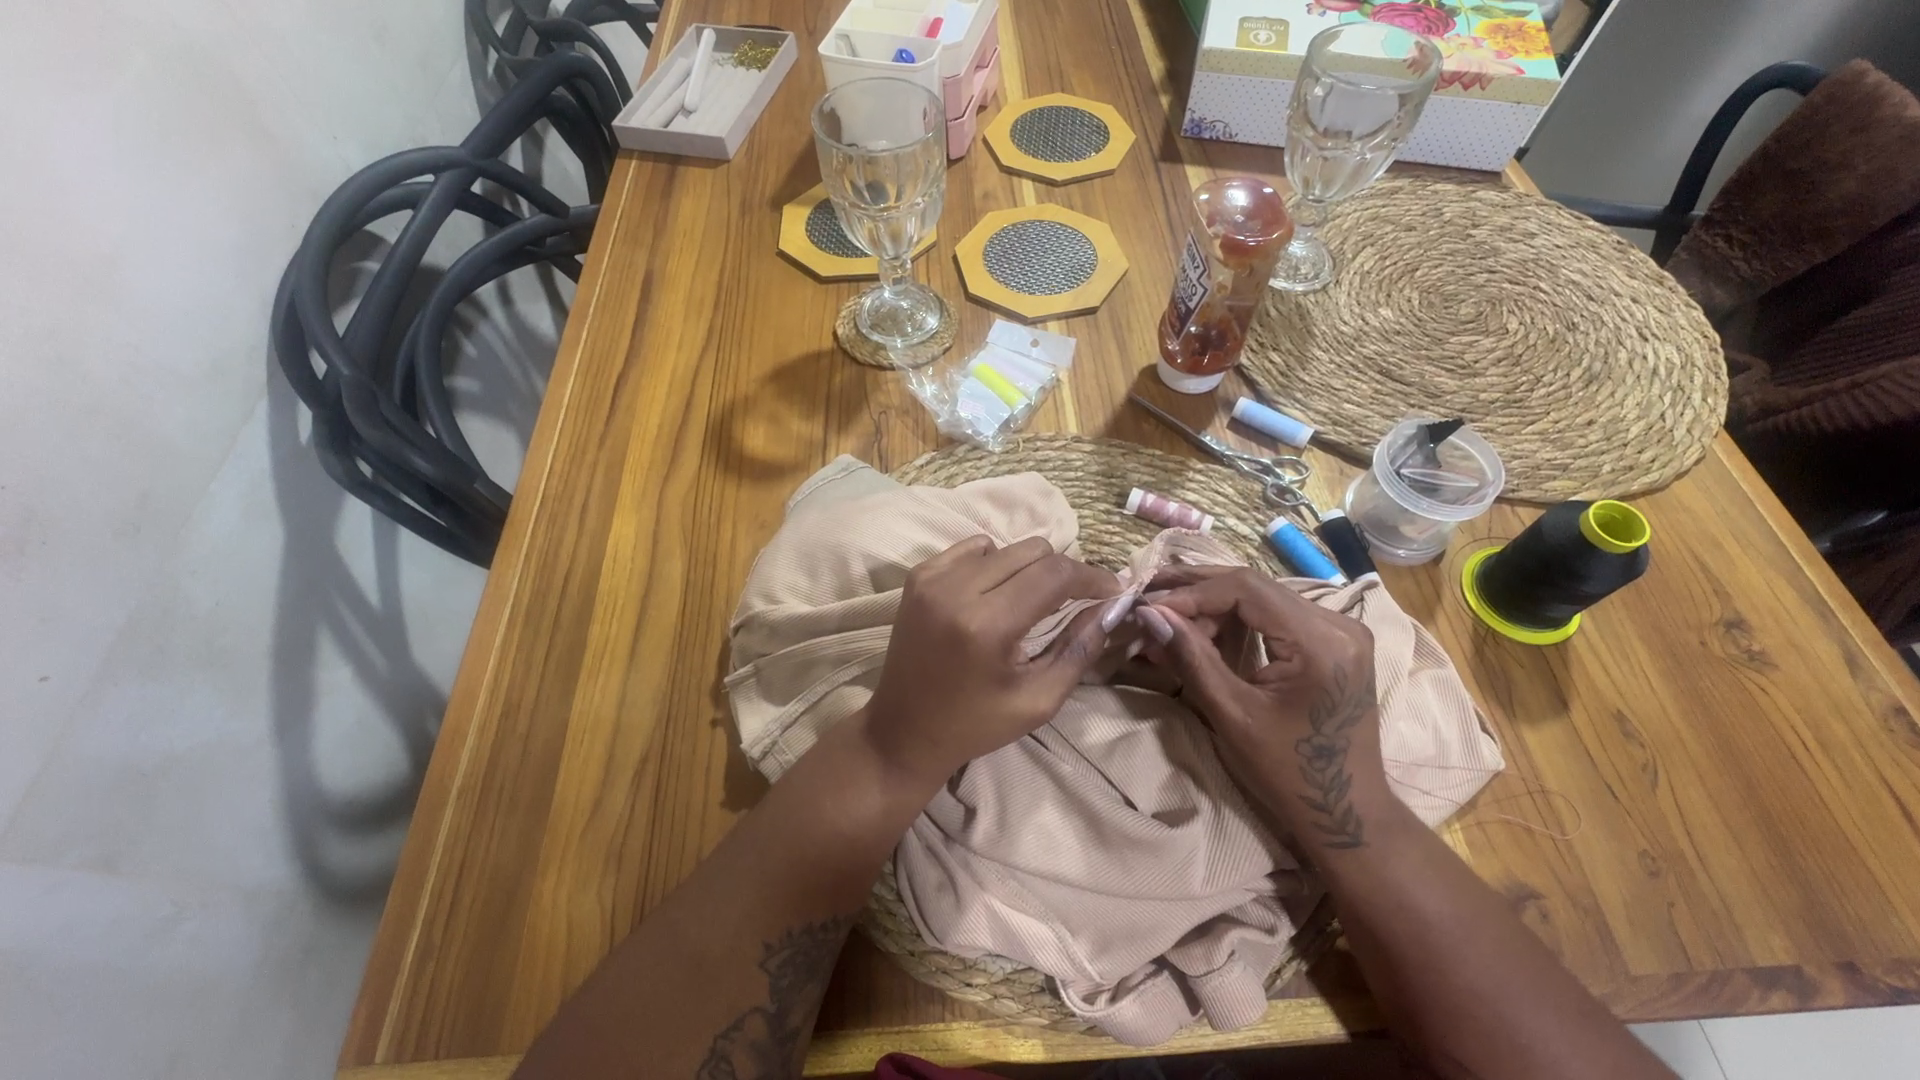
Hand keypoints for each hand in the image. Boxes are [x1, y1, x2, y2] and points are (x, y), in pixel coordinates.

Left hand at [864, 535, 1121, 788]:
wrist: (903, 731)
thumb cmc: (975, 725)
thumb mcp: (1038, 701)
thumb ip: (1078, 649)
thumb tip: (1109, 607)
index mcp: (987, 625)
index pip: (1055, 574)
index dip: (1092, 578)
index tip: (1111, 592)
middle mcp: (956, 590)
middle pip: (1033, 551)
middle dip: (1063, 572)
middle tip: (1073, 602)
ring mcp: (932, 578)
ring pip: (1004, 546)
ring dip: (1028, 568)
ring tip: (1031, 601)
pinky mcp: (917, 576)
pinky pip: (972, 548)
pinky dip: (994, 563)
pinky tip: (995, 594)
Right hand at [1138, 566, 1388, 851]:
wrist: (1346, 812)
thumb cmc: (1288, 773)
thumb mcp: (1232, 714)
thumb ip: (1191, 657)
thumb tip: (1148, 614)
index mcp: (1321, 641)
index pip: (1246, 589)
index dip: (1192, 594)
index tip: (1147, 608)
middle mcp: (1339, 623)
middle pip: (1255, 585)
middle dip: (1197, 592)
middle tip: (1148, 598)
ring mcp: (1341, 629)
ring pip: (1263, 597)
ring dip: (1213, 605)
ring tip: (1169, 621)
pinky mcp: (1334, 641)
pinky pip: (1276, 614)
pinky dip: (1237, 619)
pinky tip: (1204, 631)